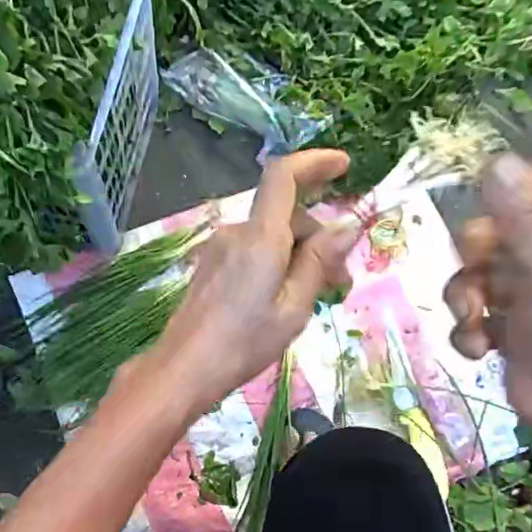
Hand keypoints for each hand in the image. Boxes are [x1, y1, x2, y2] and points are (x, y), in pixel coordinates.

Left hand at [148, 150, 360, 412]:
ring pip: (272, 237)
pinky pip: (255, 251)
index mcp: (261, 239)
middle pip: (287, 215)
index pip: (284, 177)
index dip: (315, 162)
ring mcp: (221, 248)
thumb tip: (347, 227)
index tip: (344, 166)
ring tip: (316, 297)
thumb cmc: (244, 343)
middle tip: (340, 282)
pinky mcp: (213, 265)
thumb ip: (318, 263)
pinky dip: (278, 264)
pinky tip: (284, 298)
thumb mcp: (293, 308)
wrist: (184, 369)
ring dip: (300, 256)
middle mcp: (238, 233)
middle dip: (319, 238)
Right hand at [444, 155, 531, 442]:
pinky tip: (479, 348)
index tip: (481, 201)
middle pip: (503, 230)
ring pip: (481, 271)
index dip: (511, 193)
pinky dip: (470, 328)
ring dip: (467, 295)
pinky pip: (477, 310)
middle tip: (478, 271)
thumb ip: (524, 219)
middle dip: (480, 254)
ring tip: (475, 321)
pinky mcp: (512, 330)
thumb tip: (493, 161)